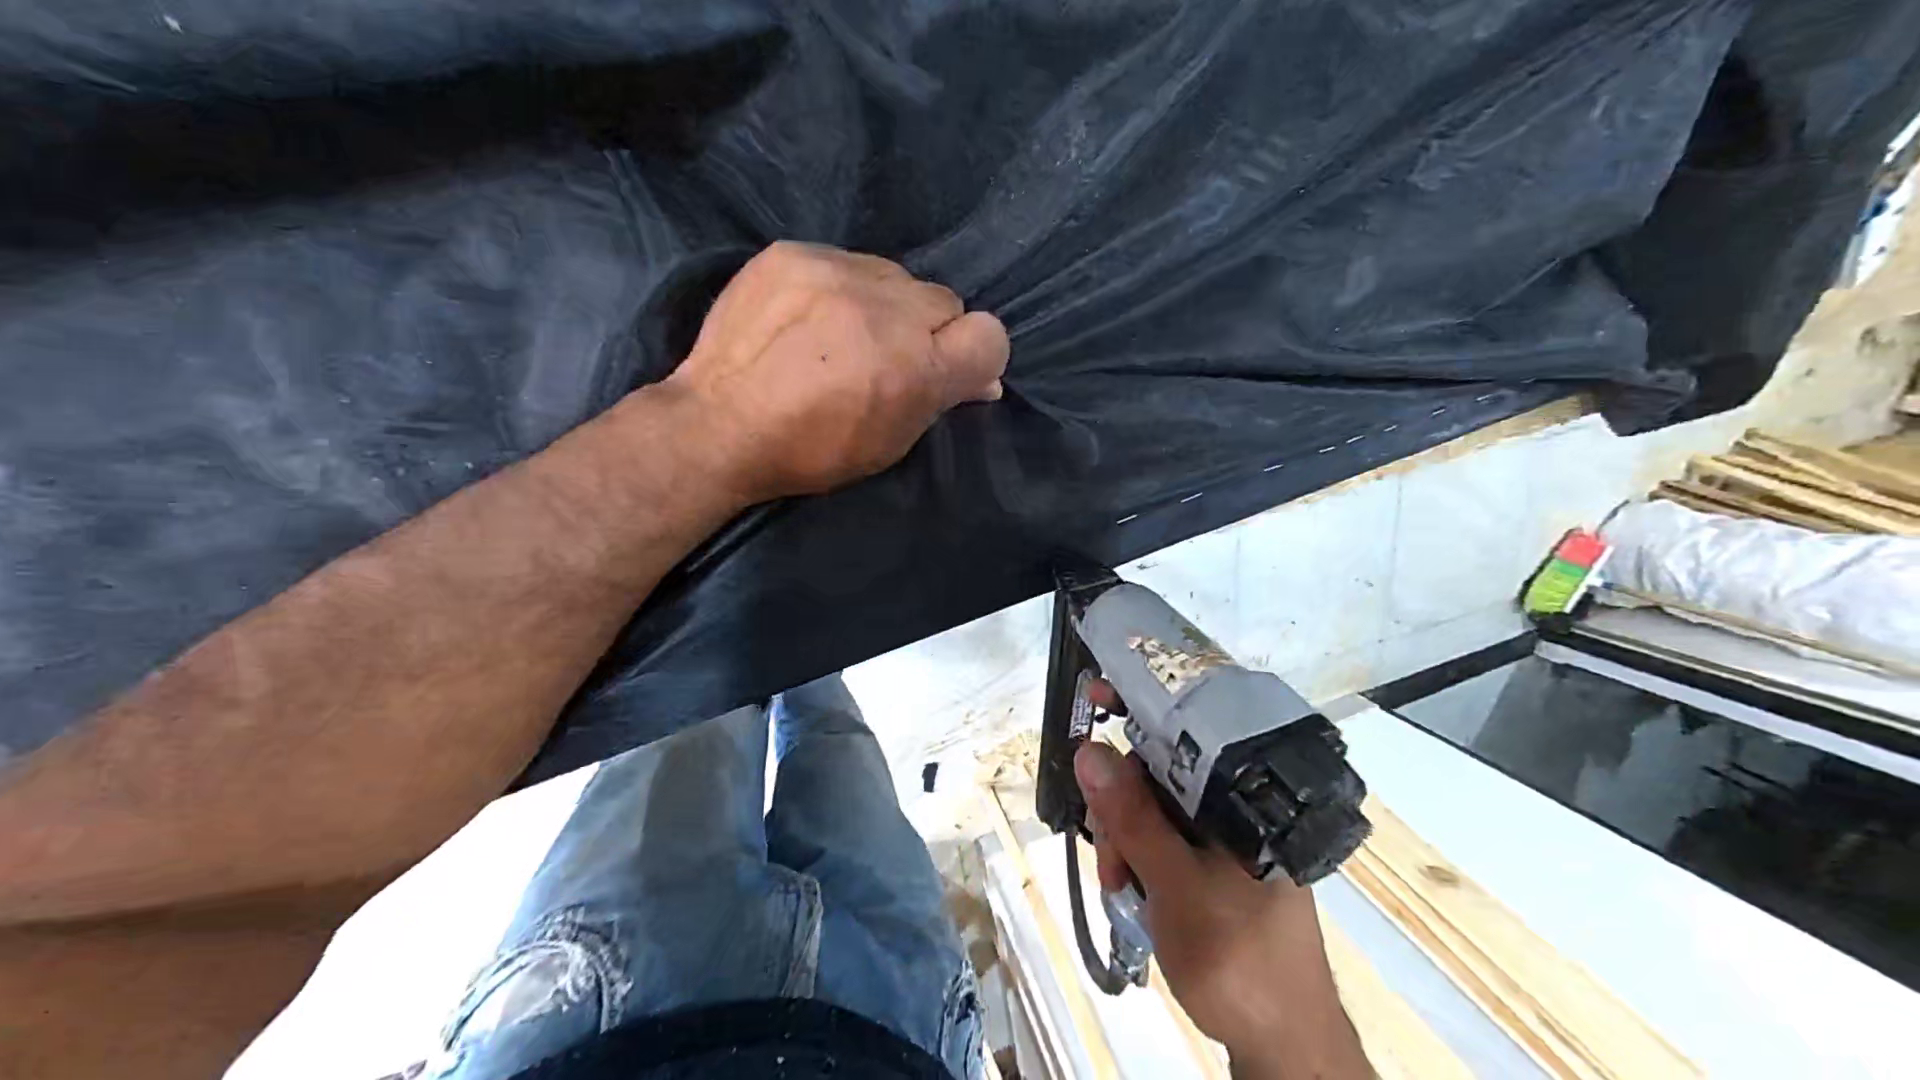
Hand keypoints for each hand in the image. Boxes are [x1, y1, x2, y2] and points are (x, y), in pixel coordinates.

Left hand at [660, 241, 1008, 503]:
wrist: (719, 425)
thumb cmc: (812, 450)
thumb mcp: (889, 442)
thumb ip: (940, 401)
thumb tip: (985, 380)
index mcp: (916, 367)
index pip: (989, 335)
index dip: (973, 355)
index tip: (946, 371)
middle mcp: (888, 308)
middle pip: (943, 300)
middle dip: (925, 330)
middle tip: (884, 358)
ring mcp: (837, 271)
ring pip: (894, 276)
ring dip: (883, 303)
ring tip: (841, 335)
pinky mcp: (794, 253)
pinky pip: (843, 261)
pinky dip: (838, 288)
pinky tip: (808, 317)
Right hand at [1074, 739, 1369, 1077]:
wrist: (1284, 1049)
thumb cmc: (1238, 962)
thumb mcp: (1175, 887)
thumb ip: (1132, 819)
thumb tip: (1089, 751)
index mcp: (1243, 803)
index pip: (1187, 737)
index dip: (1139, 713)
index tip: (1096, 695)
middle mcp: (1237, 812)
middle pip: (1160, 777)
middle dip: (1120, 808)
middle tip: (1112, 859)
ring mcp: (1226, 842)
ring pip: (1156, 812)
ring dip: (1126, 841)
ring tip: (1122, 889)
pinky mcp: (1216, 870)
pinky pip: (1165, 842)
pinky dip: (1140, 859)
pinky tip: (1134, 892)